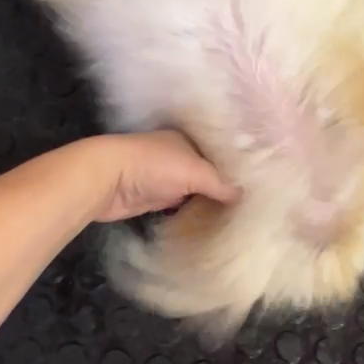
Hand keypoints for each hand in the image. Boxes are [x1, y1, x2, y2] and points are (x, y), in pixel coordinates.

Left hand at [81, 131, 240, 221]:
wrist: (106, 180)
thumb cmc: (154, 166)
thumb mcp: (195, 171)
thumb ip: (221, 184)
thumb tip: (244, 196)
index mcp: (188, 141)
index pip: (219, 155)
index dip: (236, 169)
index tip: (256, 186)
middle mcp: (178, 157)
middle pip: (207, 174)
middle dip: (224, 188)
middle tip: (250, 207)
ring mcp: (165, 178)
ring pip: (194, 191)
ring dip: (207, 202)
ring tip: (236, 217)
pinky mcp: (154, 199)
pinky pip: (180, 206)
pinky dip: (192, 213)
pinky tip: (210, 223)